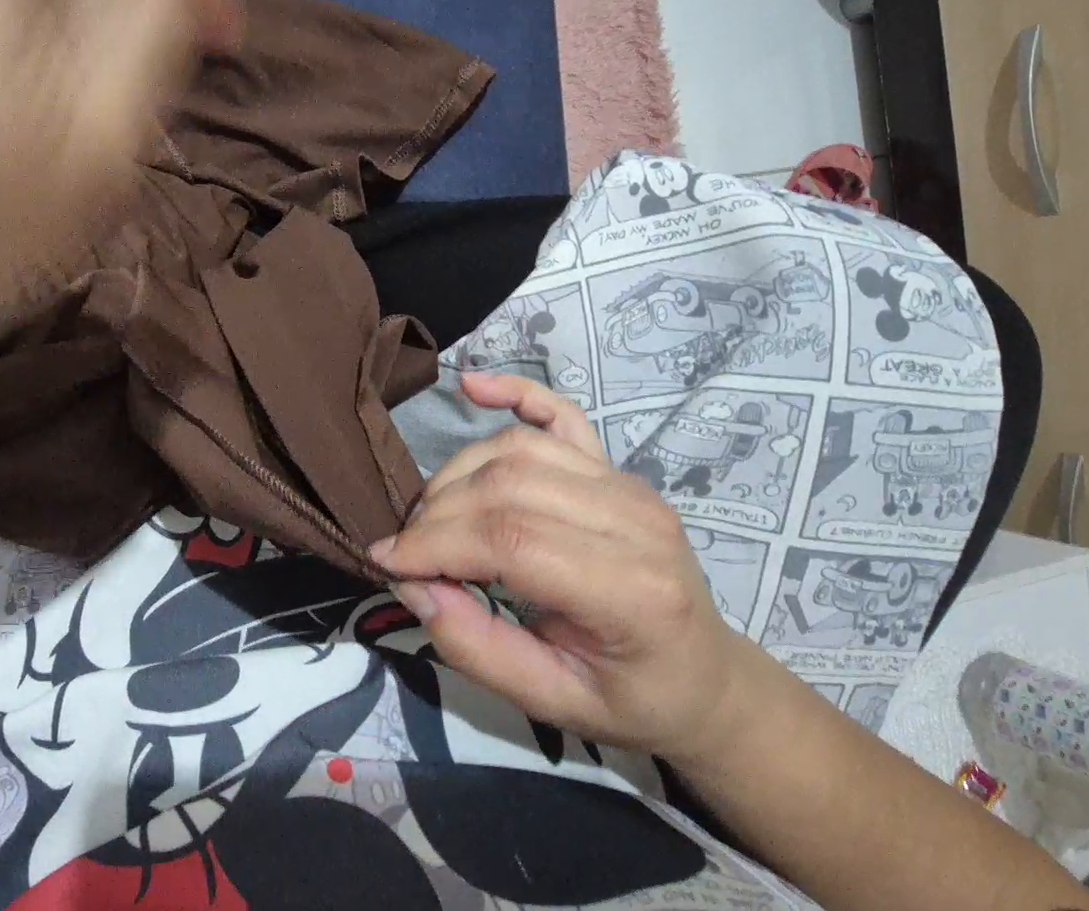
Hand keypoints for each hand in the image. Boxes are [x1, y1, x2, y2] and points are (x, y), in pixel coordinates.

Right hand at [369, 372, 760, 762]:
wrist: (703, 675)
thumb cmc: (631, 698)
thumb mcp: (551, 703)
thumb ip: (476, 647)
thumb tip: (411, 583)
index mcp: (630, 589)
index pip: (510, 538)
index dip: (434, 543)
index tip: (386, 562)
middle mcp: (634, 519)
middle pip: (506, 486)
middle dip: (435, 514)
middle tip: (406, 553)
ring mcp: (628, 485)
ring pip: (517, 449)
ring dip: (455, 475)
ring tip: (429, 519)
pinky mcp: (617, 469)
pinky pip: (560, 415)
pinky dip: (515, 392)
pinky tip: (471, 385)